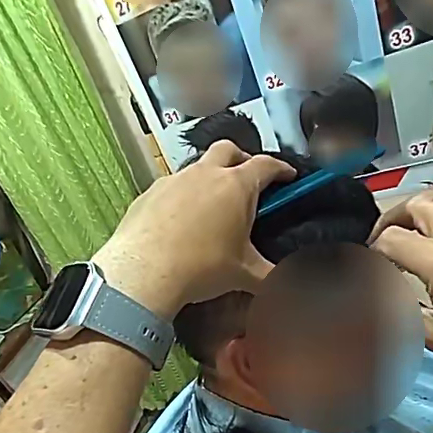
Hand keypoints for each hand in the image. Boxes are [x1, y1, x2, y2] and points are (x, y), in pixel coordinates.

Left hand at [91, 141, 295, 317]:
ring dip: (210, 177)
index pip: (266, 165)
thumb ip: (272, 276)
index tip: (288, 176)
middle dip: (242, 159)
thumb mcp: (245, 274)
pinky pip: (172, 186)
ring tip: (213, 203)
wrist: (143, 272)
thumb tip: (288, 283)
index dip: (281, 169)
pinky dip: (183, 196)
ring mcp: (174, 180)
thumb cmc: (201, 267)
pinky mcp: (149, 193)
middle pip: (228, 149)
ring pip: (197, 166)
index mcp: (236, 186)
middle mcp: (205, 174)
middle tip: (249, 179)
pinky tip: (181, 220)